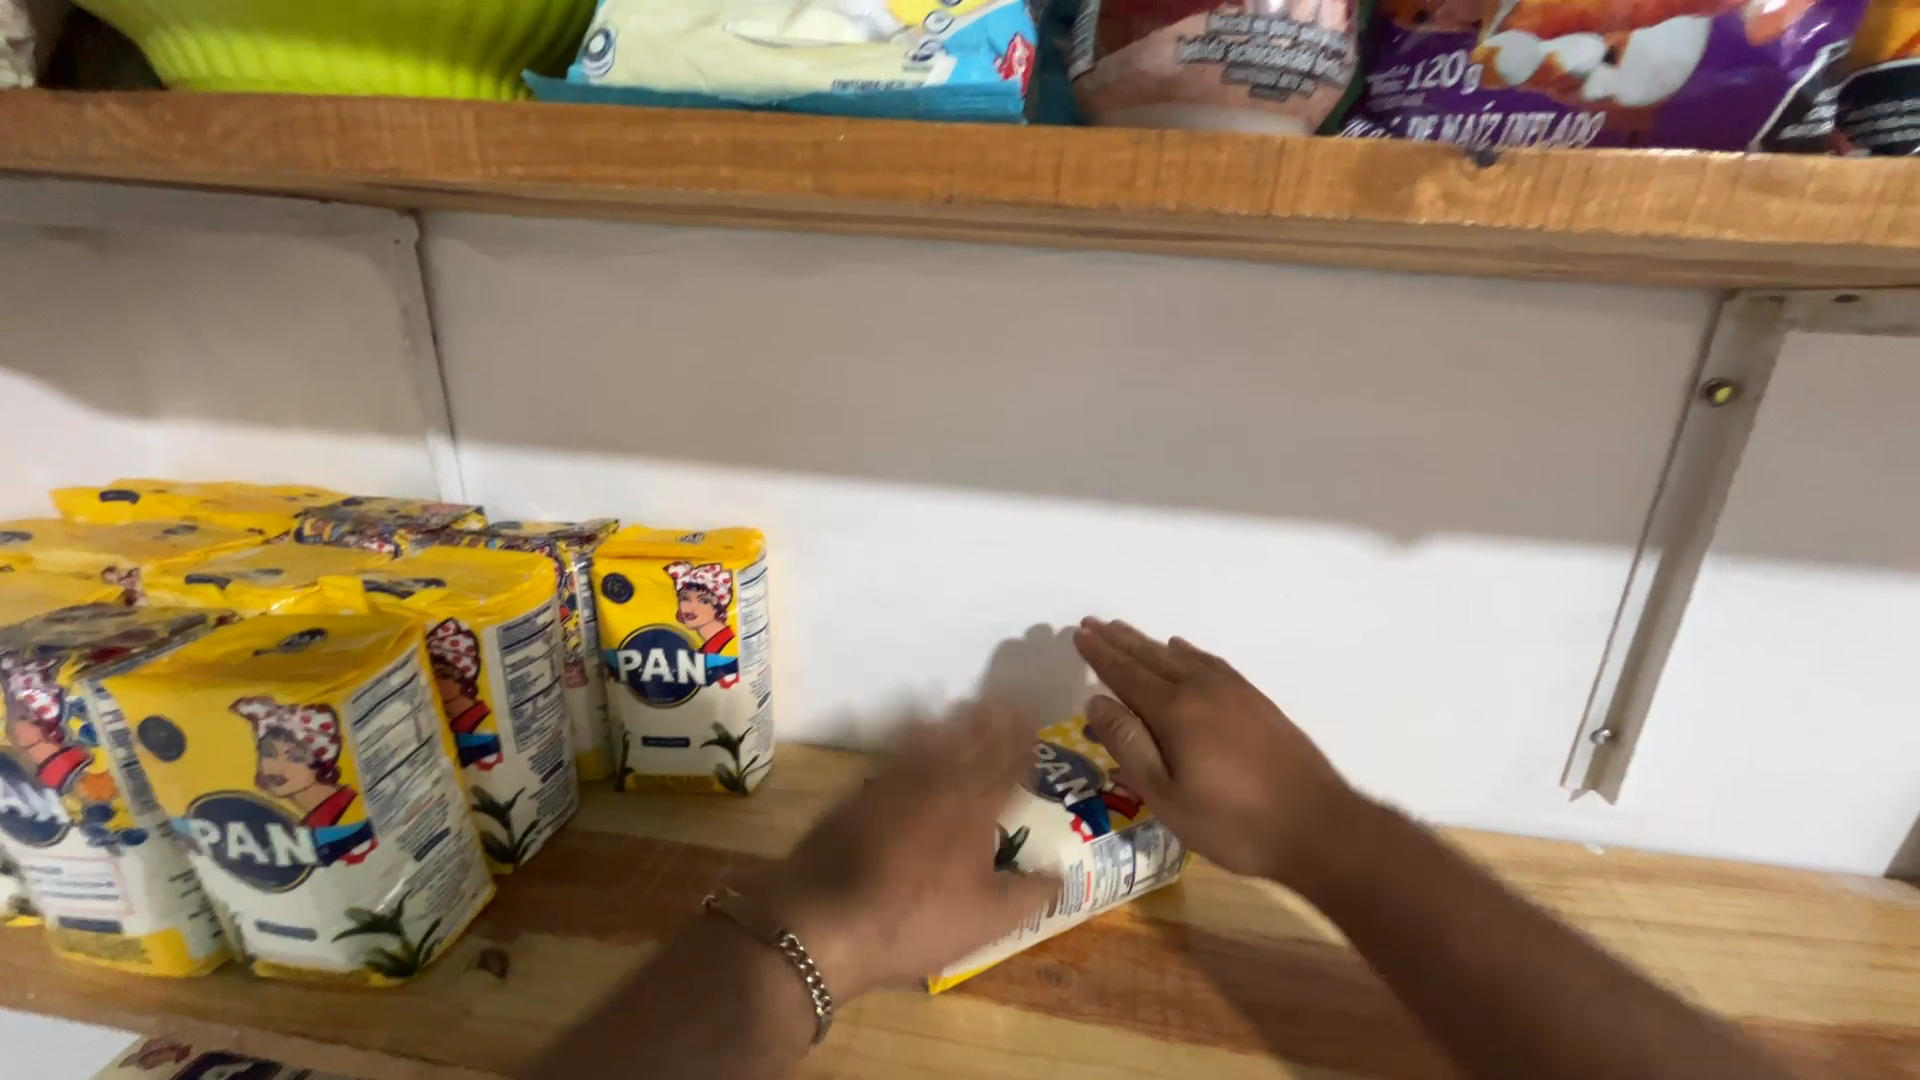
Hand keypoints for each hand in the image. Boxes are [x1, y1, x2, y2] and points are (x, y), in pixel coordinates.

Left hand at [751, 701, 1059, 998]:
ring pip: (936, 740)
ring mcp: (898, 782)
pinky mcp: (865, 789)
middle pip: (973, 743)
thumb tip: (1060, 873)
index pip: (1007, 768)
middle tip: (1005, 701)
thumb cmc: (915, 919)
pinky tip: (916, 729)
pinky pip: (899, 750)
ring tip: (968, 706)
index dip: (1022, 746)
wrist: (827, 917)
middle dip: (992, 722)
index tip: (1033, 725)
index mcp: (976, 810)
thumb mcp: (985, 921)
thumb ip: (1028, 894)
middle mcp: (940, 784)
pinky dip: (914, 733)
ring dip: (956, 721)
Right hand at [1072, 617, 1362, 886]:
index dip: (1099, 654)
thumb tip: (1095, 701)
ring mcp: (1232, 691)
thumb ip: (1128, 745)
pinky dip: (1187, 652)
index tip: (1079, 633)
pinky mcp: (1255, 700)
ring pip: (1179, 656)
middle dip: (1118, 640)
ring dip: (1148, 642)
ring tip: (1126, 632)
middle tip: (1093, 623)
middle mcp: (1200, 689)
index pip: (1125, 673)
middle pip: (1149, 656)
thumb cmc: (1232, 822)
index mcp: (1173, 711)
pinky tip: (1181, 650)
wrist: (1318, 826)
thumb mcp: (1166, 796)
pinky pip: (1210, 662)